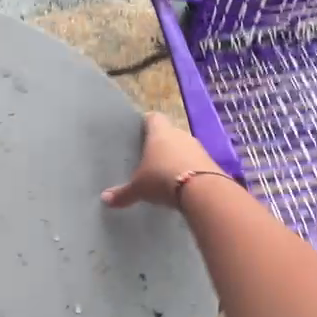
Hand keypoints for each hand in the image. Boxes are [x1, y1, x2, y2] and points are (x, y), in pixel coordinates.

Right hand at [101, 113, 220, 209]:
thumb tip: (104, 199)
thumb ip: (123, 193)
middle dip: (161, 144)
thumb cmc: (163, 179)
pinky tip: (183, 184)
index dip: (146, 124)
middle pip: (169, 133)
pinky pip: (196, 162)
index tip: (140, 133)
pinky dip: (190, 169)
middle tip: (150, 157)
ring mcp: (198, 147)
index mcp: (159, 132)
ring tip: (166, 173)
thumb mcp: (139, 188)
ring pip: (184, 147)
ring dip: (177, 157)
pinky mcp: (211, 163)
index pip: (153, 118)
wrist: (203, 191)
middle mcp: (179, 134)